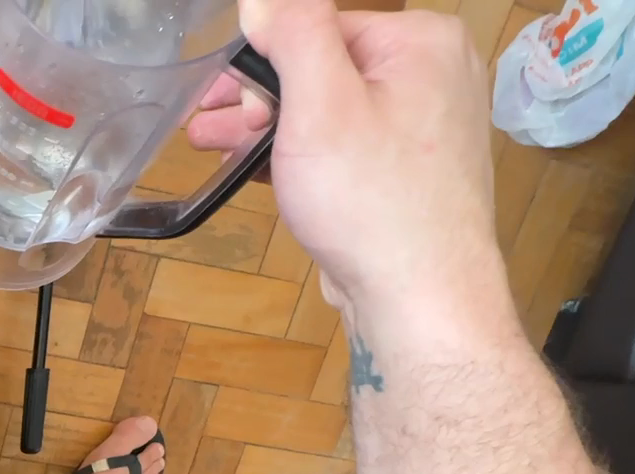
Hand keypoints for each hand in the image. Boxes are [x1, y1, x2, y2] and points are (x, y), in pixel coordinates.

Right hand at [189, 0, 505, 332]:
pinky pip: (344, 147)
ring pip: (330, 113)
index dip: (259, 66)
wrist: (415, 284)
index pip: (321, 29)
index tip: (213, 102)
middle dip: (258, 99)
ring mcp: (423, 126)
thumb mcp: (318, 106)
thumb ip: (295, 38)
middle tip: (202, 129)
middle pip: (324, 70)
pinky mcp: (407, 170)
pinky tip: (267, 173)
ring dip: (272, 130)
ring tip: (219, 152)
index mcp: (419, 42)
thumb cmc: (367, 197)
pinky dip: (302, 156)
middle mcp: (432, 73)